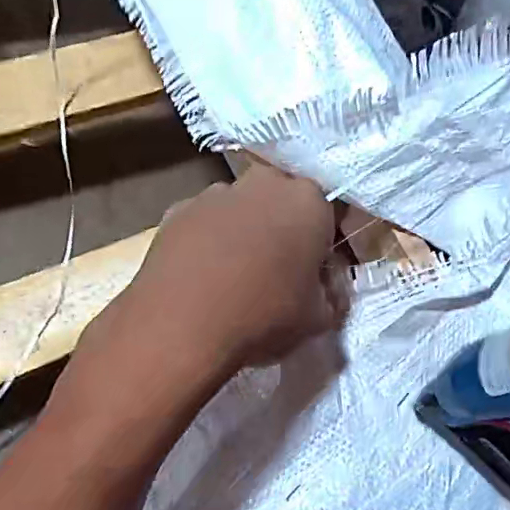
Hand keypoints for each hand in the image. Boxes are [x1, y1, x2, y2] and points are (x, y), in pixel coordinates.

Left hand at [110, 160, 341, 378]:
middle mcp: (264, 183)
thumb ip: (332, 294)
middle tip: (281, 271)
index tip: (320, 271)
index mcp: (309, 201)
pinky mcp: (176, 210)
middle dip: (285, 229)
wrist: (181, 326)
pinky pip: (205, 224)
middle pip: (283, 201)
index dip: (326, 244)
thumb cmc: (265, 316)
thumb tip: (326, 285)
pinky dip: (209, 243)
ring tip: (236, 277)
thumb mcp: (320, 318)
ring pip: (241, 209)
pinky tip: (204, 278)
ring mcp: (215, 193)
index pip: (330, 213)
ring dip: (245, 233)